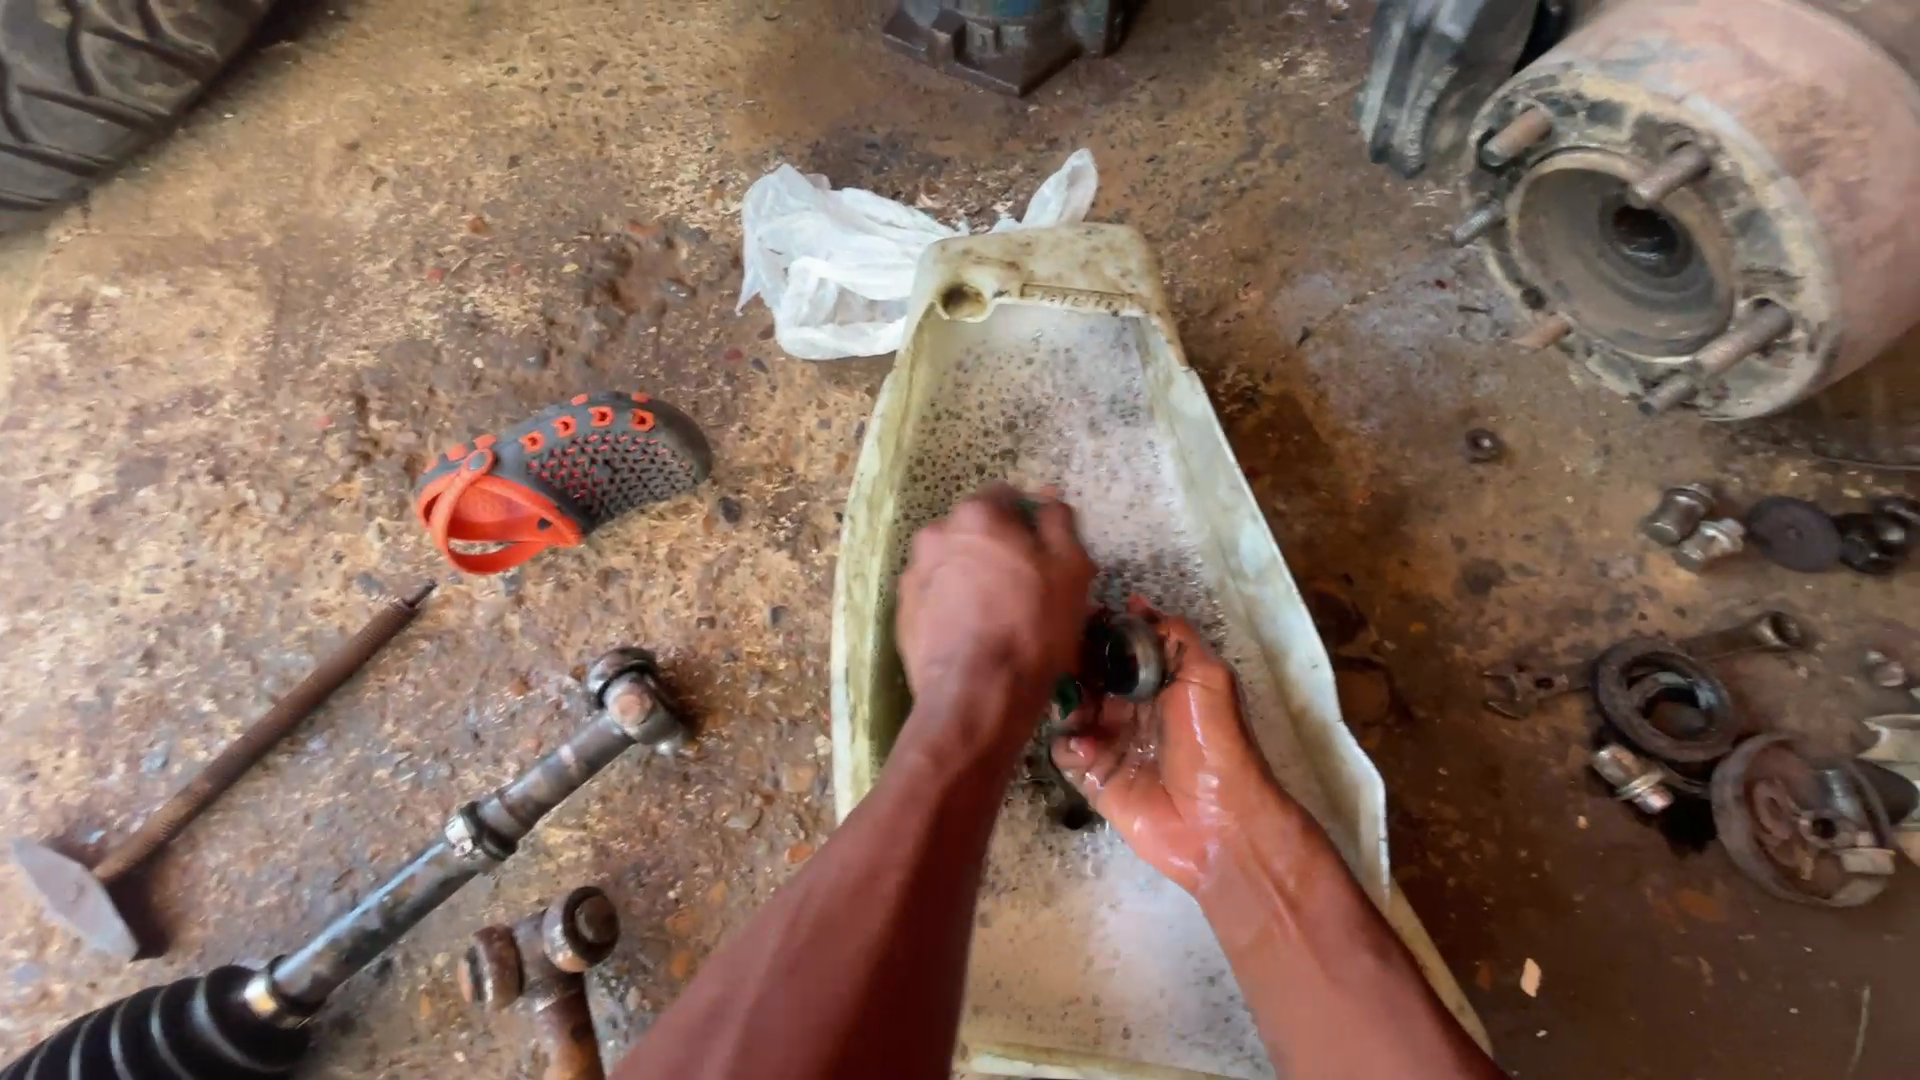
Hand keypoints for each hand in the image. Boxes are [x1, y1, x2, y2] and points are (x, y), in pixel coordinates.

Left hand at [895, 484, 1096, 742]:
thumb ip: (1059, 523)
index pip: (1006, 497)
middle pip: (975, 530)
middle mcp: (935, 534)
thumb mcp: (1070, 569)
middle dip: (999, 549)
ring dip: (973, 576)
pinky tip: (973, 633)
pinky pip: (936, 596)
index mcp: (976, 514)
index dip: (1029, 521)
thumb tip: (1048, 500)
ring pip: (953, 563)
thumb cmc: (1032, 626)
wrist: (976, 694)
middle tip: (1026, 587)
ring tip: (998, 615)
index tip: (1044, 552)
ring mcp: (913, 573)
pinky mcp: (903, 611)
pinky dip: (953, 605)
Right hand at [1051, 598, 1295, 893]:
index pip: (1115, 647)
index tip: (1075, 621)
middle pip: (1085, 675)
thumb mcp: (1206, 676)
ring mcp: (1107, 741)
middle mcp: (1127, 707)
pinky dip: (1069, 744)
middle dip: (1073, 667)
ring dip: (1069, 705)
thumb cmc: (1212, 741)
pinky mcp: (1092, 775)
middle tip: (1067, 666)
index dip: (1096, 633)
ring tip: (1079, 711)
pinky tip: (1089, 748)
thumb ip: (1173, 635)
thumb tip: (1136, 602)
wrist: (1216, 820)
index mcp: (1155, 681)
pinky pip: (1063, 750)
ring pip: (1068, 709)